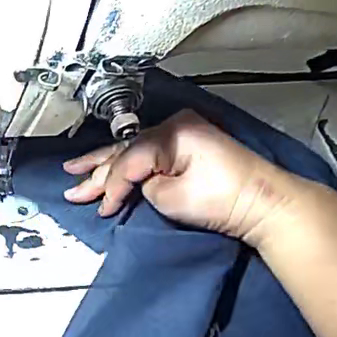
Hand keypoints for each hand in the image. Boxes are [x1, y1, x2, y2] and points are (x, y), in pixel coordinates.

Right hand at [63, 110, 323, 249]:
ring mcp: (180, 135)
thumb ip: (143, 186)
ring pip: (131, 151)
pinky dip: (125, 165)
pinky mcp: (186, 147)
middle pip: (123, 152)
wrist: (264, 203)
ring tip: (75, 171)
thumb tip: (135, 184)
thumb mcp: (171, 197)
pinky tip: (105, 165)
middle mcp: (173, 127)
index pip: (126, 161)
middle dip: (96, 173)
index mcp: (170, 133)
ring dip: (104, 166)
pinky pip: (145, 154)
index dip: (111, 188)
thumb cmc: (224, 198)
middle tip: (72, 187)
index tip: (104, 208)